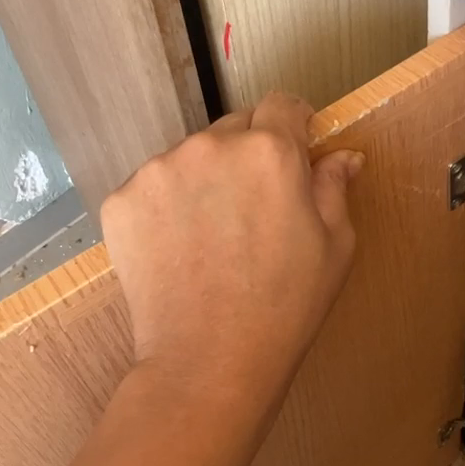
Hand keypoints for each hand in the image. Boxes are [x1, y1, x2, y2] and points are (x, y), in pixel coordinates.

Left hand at [101, 94, 363, 397]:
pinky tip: (181, 248)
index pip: (283, 104)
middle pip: (236, 127)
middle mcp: (211, 146)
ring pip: (192, 156)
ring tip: (215, 234)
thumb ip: (334, 186)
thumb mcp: (335, 246)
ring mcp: (159, 170)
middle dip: (250, 153)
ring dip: (206, 178)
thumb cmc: (284, 306)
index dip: (294, 123)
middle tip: (256, 205)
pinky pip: (153, 186)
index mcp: (271, 152)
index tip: (297, 145)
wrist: (209, 360)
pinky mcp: (122, 200)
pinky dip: (167, 205)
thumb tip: (343, 156)